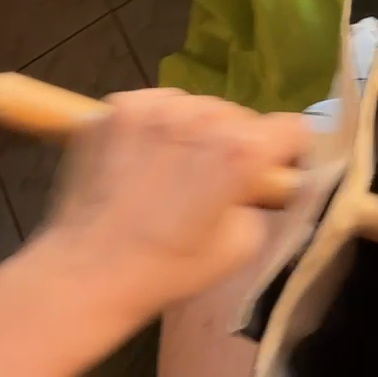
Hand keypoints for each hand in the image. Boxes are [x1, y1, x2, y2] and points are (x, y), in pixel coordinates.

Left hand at [27, 88, 308, 319]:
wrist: (85, 273)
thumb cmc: (169, 267)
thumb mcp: (243, 247)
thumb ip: (266, 202)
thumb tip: (271, 181)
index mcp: (241, 151)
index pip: (293, 126)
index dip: (288, 149)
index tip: (273, 168)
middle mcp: (204, 116)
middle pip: (242, 117)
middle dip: (236, 142)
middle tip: (212, 179)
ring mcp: (159, 106)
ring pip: (199, 107)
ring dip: (196, 130)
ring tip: (171, 168)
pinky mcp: (122, 105)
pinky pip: (159, 104)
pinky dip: (158, 125)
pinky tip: (143, 157)